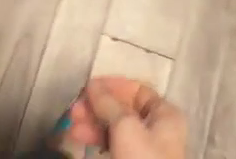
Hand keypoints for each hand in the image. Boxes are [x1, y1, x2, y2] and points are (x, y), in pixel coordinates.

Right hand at [60, 77, 186, 158]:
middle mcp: (156, 130)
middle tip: (73, 110)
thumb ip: (108, 103)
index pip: (138, 90)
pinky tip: (79, 141)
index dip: (113, 86)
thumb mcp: (126, 127)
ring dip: (92, 124)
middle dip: (96, 107)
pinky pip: (111, 147)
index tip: (88, 87)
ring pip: (114, 129)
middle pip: (123, 110)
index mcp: (165, 115)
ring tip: (71, 127)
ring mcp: (143, 152)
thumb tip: (93, 85)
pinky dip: (95, 141)